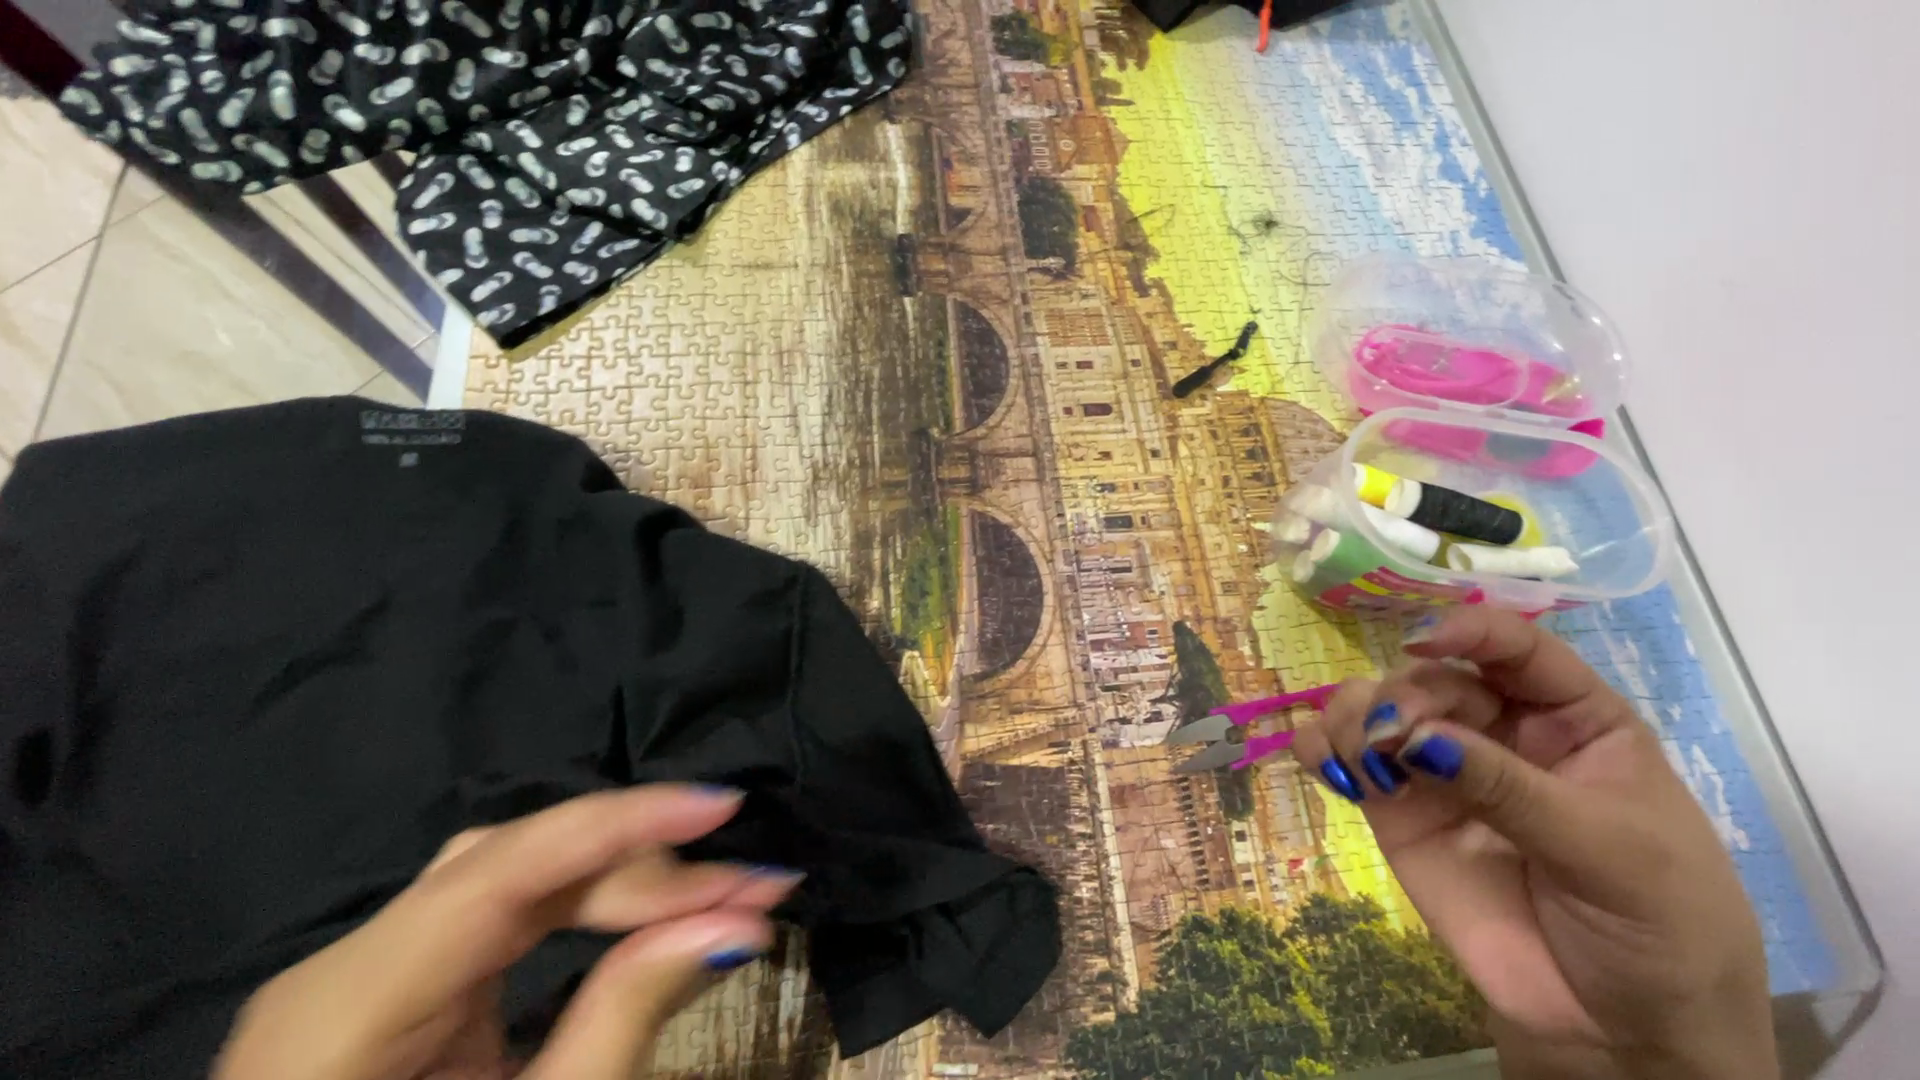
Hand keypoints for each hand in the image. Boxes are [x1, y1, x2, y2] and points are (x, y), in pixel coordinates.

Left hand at [214, 785, 802, 1079]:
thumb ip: (625, 1019)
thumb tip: (737, 925)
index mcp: (348, 1007)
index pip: (502, 867)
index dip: (619, 824)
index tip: (723, 807)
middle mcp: (347, 963)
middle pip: (518, 865)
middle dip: (643, 870)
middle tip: (749, 888)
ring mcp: (370, 967)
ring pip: (517, 876)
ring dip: (625, 881)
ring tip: (715, 895)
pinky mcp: (401, 980)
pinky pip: (505, 912)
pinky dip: (586, 906)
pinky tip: (645, 910)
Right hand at [1289, 608, 1774, 1079]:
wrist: (1619, 1031)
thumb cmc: (1658, 926)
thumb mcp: (1607, 849)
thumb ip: (1508, 788)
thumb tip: (1412, 737)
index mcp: (1572, 721)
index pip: (1518, 649)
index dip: (1471, 630)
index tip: (1421, 642)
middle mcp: (1499, 732)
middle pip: (1432, 677)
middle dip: (1404, 696)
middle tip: (1391, 739)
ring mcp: (1440, 771)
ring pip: (1376, 708)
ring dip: (1352, 714)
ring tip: (1360, 757)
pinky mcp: (1396, 813)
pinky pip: (1344, 760)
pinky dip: (1321, 749)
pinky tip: (1325, 765)